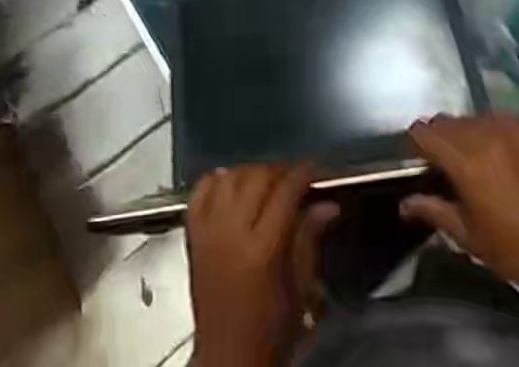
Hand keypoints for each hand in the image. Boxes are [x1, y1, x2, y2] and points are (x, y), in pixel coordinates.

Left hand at [188, 164, 338, 366]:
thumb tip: (327, 205)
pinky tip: (230, 181)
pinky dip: (216, 180)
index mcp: (262, 250)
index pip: (283, 194)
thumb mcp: (301, 291)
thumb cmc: (272, 331)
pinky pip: (200, 191)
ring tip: (267, 180)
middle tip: (294, 177)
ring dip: (249, 172)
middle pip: (255, 179)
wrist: (229, 357)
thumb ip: (309, 240)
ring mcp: (207, 231)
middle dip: (278, 171)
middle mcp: (230, 232)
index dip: (301, 175)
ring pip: (228, 178)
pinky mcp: (192, 234)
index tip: (313, 169)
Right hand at [401, 115, 518, 300]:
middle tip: (442, 162)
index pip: (422, 131)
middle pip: (445, 121)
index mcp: (465, 160)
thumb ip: (432, 210)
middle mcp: (485, 135)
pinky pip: (498, 121)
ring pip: (471, 119)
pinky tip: (496, 155)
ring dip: (463, 133)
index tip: (417, 160)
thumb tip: (403, 204)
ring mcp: (512, 130)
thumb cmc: (516, 251)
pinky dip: (489, 132)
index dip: (414, 144)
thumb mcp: (468, 235)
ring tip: (471, 158)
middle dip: (438, 138)